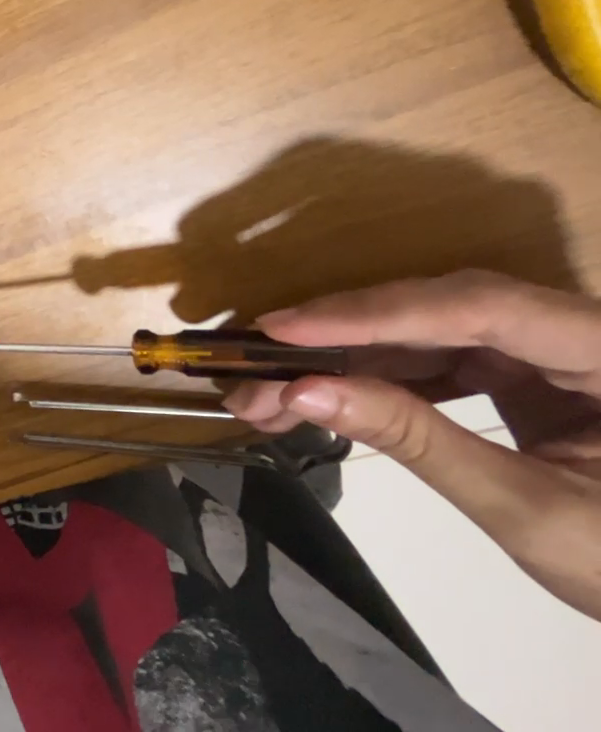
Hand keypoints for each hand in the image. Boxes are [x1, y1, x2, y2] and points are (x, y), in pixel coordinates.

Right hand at [223, 270, 600, 619]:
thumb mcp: (529, 510)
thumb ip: (415, 440)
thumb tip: (298, 393)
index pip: (484, 310)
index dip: (374, 314)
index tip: (279, 330)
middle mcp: (588, 334)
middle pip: (445, 311)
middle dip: (340, 338)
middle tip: (253, 365)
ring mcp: (560, 352)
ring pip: (428, 333)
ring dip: (342, 361)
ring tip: (268, 394)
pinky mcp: (533, 373)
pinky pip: (439, 359)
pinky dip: (374, 378)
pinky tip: (321, 397)